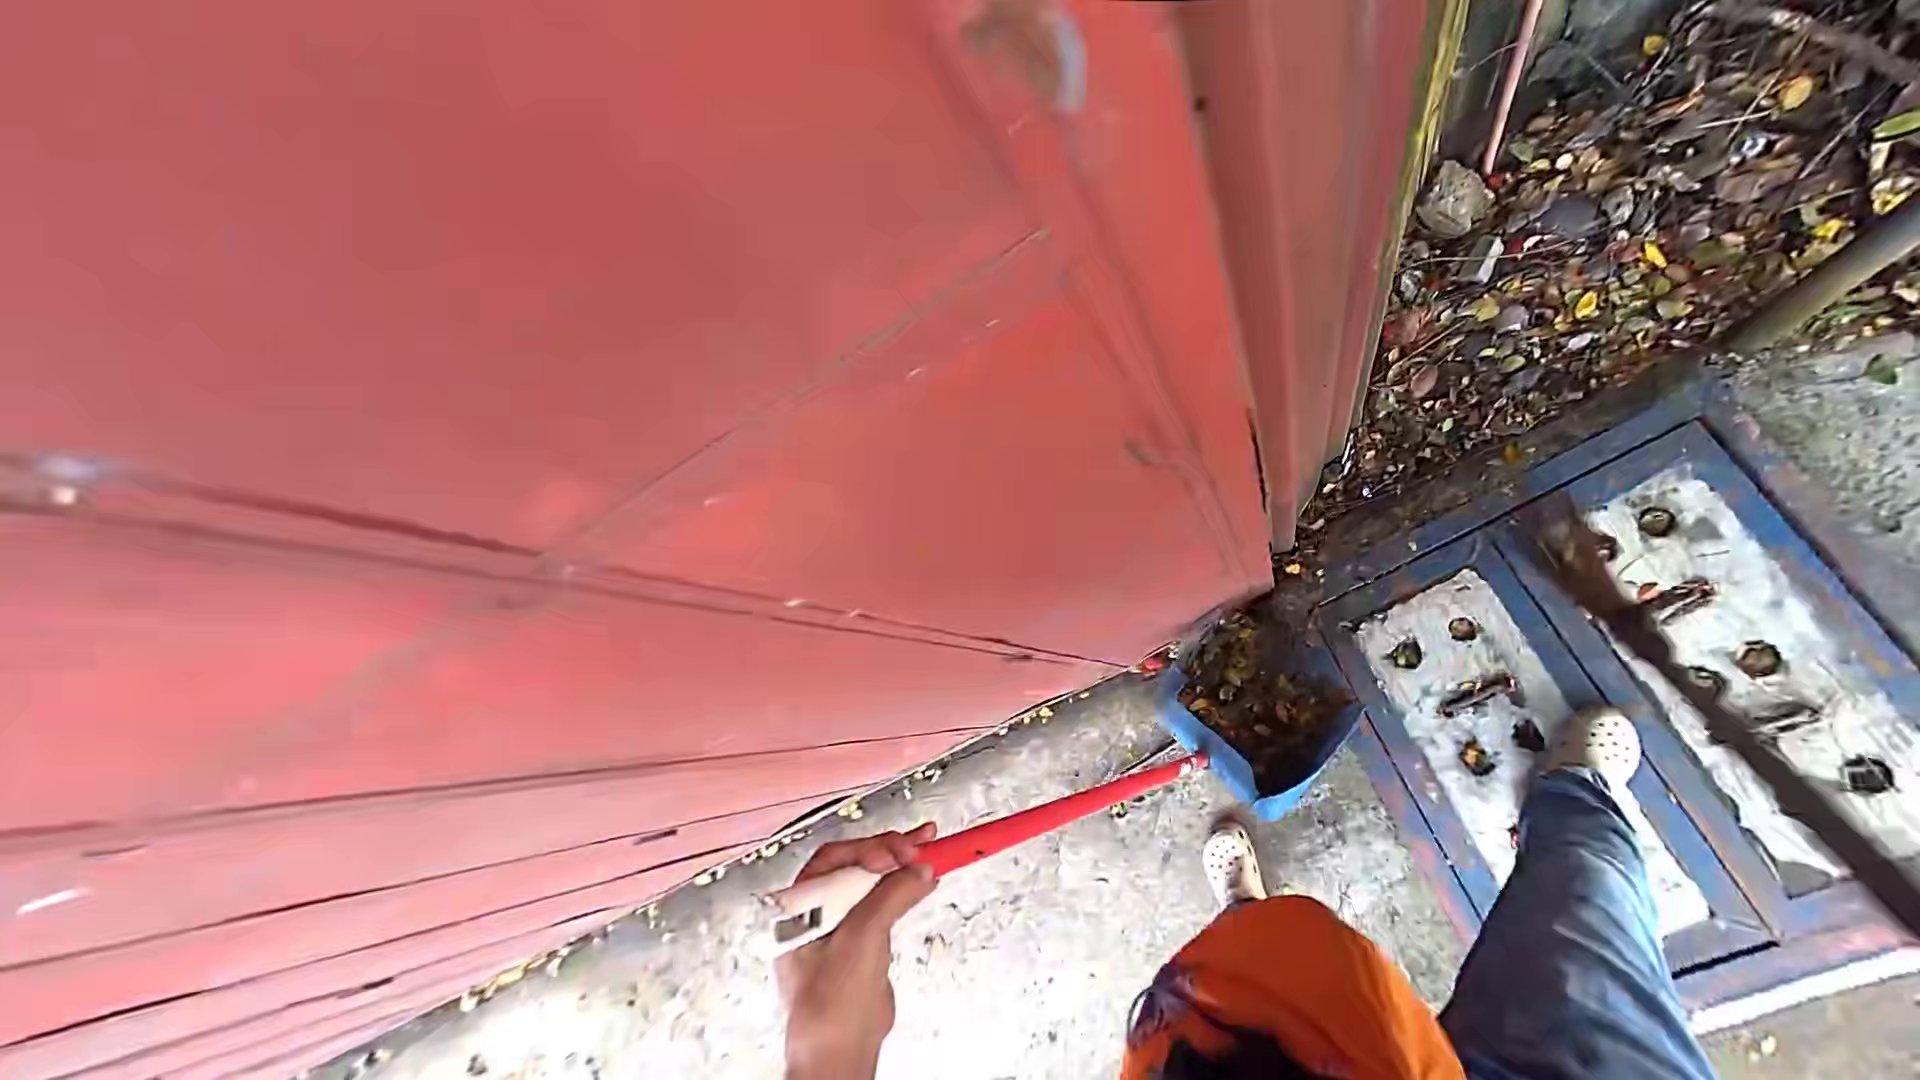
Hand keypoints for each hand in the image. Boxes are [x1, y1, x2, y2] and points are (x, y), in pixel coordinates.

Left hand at [777, 823, 937, 1079]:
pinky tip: (923, 874)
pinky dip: (904, 886)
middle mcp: (818, 909)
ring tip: (929, 845)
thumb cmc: (830, 1006)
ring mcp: (842, 923)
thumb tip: (919, 868)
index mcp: (802, 904)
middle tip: (921, 840)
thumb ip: (892, 896)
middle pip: (857, 863)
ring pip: (873, 880)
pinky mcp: (863, 938)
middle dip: (890, 849)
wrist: (841, 1054)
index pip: (837, 858)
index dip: (870, 849)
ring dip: (901, 862)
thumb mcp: (863, 938)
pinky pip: (884, 901)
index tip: (900, 851)